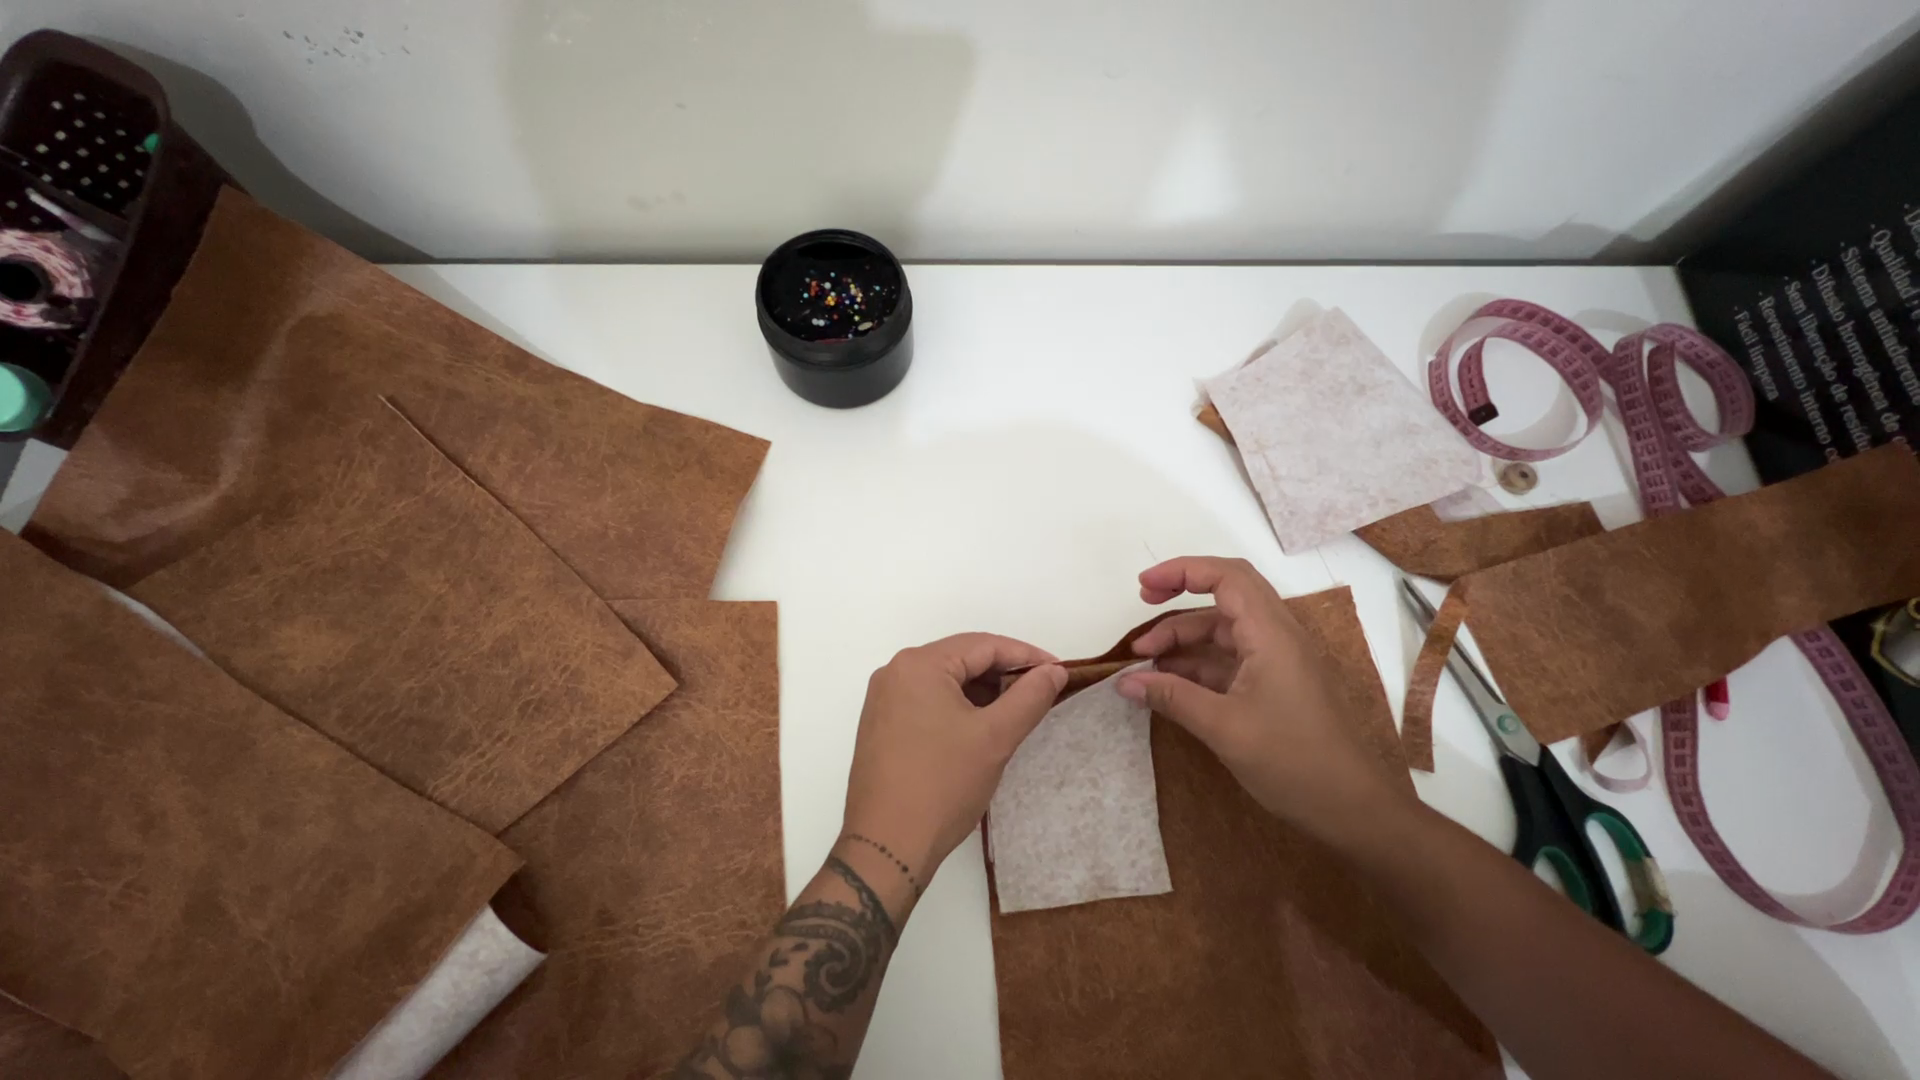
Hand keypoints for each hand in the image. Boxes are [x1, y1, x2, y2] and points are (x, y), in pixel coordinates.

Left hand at [844, 634, 1066, 883]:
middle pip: (962, 660)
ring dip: (982, 693)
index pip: (983, 645)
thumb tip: (1054, 670)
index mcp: (918, 665)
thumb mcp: (995, 737)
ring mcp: (883, 700)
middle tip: (1042, 693)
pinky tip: (982, 729)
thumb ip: (1030, 696)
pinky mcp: (881, 726)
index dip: (1026, 656)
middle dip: (1004, 674)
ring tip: (1017, 712)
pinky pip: (928, 702)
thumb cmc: (943, 785)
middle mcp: (895, 673)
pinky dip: (958, 709)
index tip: (1060, 671)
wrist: (886, 845)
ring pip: (945, 682)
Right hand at [1117, 557, 1406, 841]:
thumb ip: (1171, 697)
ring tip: (1143, 661)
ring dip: (1183, 639)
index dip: (1182, 570)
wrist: (1353, 809)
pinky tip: (1169, 683)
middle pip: (1224, 596)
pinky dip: (1197, 665)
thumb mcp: (1223, 727)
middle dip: (1179, 596)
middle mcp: (1277, 637)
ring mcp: (1278, 662)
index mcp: (1272, 634)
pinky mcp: (1276, 686)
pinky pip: (1231, 660)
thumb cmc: (1292, 761)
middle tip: (1140, 607)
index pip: (1226, 577)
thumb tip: (1124, 681)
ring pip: (1224, 631)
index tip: (1143, 585)